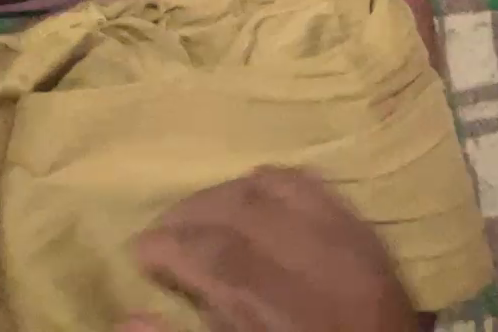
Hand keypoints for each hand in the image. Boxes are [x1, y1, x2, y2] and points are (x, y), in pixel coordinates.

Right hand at [121, 167, 417, 331]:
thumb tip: (128, 316)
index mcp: (296, 312)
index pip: (223, 258)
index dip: (173, 246)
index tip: (138, 249)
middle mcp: (328, 265)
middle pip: (248, 209)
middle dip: (193, 211)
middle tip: (161, 228)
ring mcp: (354, 242)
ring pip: (279, 186)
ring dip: (230, 192)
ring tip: (200, 212)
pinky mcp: (369, 233)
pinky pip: (315, 184)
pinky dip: (276, 181)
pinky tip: (253, 193)